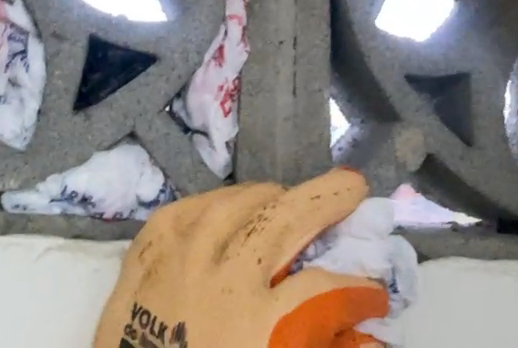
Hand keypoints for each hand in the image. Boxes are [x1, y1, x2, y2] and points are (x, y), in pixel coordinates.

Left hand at [95, 169, 390, 347]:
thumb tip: (365, 336)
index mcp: (259, 327)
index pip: (325, 290)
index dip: (359, 289)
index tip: (376, 292)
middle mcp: (220, 281)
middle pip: (282, 220)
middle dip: (325, 198)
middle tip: (352, 186)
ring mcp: (176, 263)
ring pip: (230, 205)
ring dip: (266, 197)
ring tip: (288, 196)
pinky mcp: (141, 261)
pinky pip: (180, 212)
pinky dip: (208, 204)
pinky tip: (228, 205)